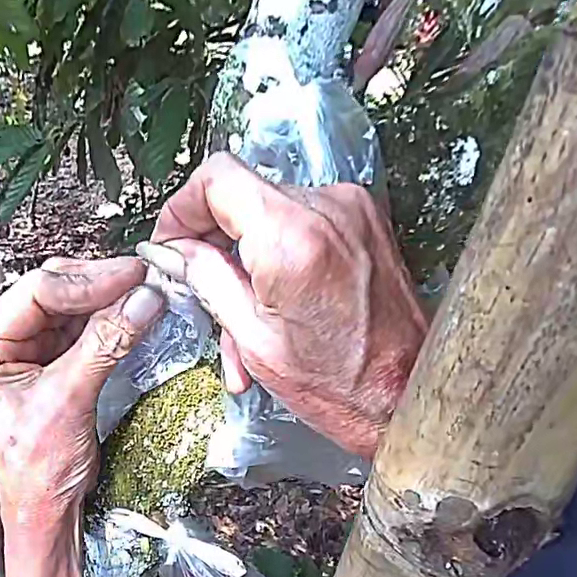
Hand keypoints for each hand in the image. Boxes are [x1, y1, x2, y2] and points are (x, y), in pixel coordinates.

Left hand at [0, 257, 164, 576]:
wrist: (48, 508)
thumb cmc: (39, 470)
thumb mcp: (69, 402)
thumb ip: (105, 346)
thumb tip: (143, 301)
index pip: (36, 292)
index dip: (89, 281)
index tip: (133, 277)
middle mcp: (0, 342)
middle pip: (55, 293)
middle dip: (101, 287)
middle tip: (145, 282)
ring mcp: (29, 351)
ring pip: (74, 308)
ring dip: (111, 302)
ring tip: (147, 296)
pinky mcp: (55, 363)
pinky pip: (86, 330)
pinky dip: (113, 323)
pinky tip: (136, 317)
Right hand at [150, 152, 427, 458]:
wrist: (403, 398)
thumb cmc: (340, 386)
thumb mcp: (254, 339)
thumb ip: (207, 279)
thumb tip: (174, 251)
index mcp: (293, 237)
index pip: (216, 178)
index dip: (182, 209)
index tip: (173, 242)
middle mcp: (329, 208)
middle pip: (244, 197)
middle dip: (214, 245)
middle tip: (201, 291)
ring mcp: (353, 211)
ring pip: (271, 217)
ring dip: (248, 263)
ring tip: (244, 324)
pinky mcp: (365, 224)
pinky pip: (303, 227)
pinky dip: (280, 260)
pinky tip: (275, 306)